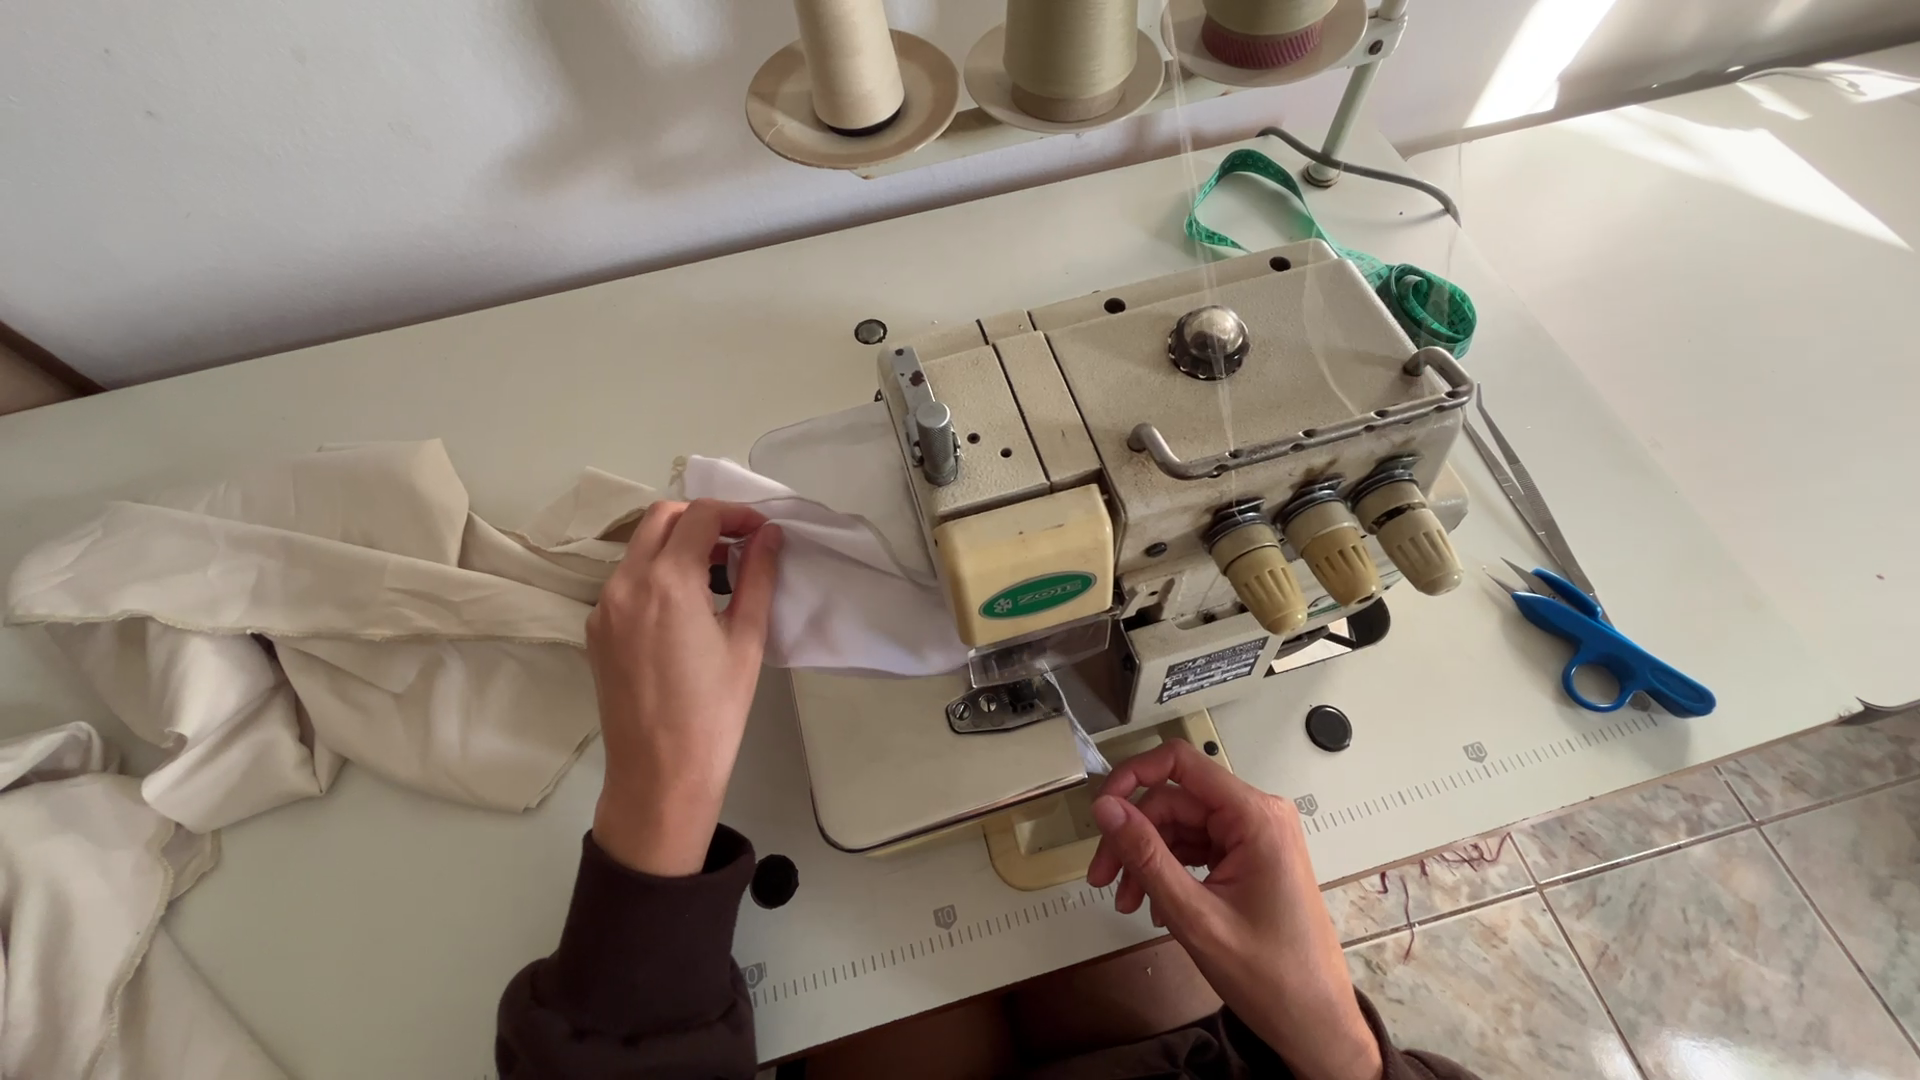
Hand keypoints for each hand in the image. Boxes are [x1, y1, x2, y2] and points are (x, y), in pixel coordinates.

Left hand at [586, 499, 781, 876]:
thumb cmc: (715, 709)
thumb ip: (759, 577)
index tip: (762, 531)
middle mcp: (625, 583)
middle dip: (702, 519)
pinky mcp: (596, 629)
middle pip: (661, 518)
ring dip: (679, 544)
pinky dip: (658, 572)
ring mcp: (604, 606)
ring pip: (640, 547)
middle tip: (739, 543)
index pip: (699, 516)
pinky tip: (688, 606)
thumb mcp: (747, 639)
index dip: (736, 513)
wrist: (660, 773)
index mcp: (667, 582)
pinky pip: (627, 580)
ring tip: (719, 575)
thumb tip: (769, 536)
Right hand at [1087, 740, 1381, 1079]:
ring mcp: (1254, 836)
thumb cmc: (1270, 978)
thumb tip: (1104, 807)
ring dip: (1146, 858)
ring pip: (1178, 826)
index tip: (1102, 808)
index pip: (1180, 763)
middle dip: (1133, 837)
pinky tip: (1152, 904)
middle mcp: (1257, 815)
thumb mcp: (1196, 916)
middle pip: (1173, 801)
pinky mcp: (1248, 857)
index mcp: (1255, 816)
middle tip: (1102, 878)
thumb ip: (1146, 855)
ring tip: (1126, 901)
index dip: (1133, 775)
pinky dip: (1167, 870)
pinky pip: (1195, 847)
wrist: (1318, 1029)